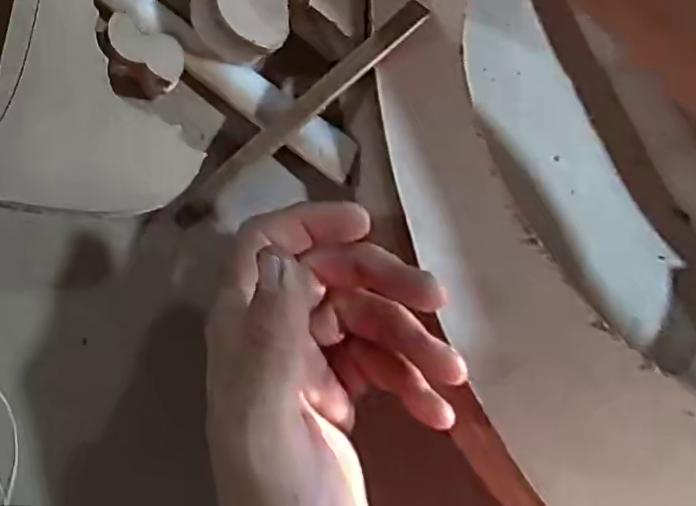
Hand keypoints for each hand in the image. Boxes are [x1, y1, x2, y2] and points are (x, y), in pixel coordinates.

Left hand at [206, 203, 468, 505]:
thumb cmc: (270, 477)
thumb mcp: (265, 402)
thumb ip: (270, 329)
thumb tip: (282, 258)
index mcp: (242, 317)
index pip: (264, 244)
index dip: (306, 222)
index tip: (362, 219)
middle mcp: (269, 328)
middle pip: (323, 276)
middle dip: (378, 280)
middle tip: (437, 297)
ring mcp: (303, 361)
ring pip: (357, 320)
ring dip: (406, 336)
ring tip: (452, 372)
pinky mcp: (334, 395)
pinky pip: (375, 365)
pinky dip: (408, 379)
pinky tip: (436, 411)